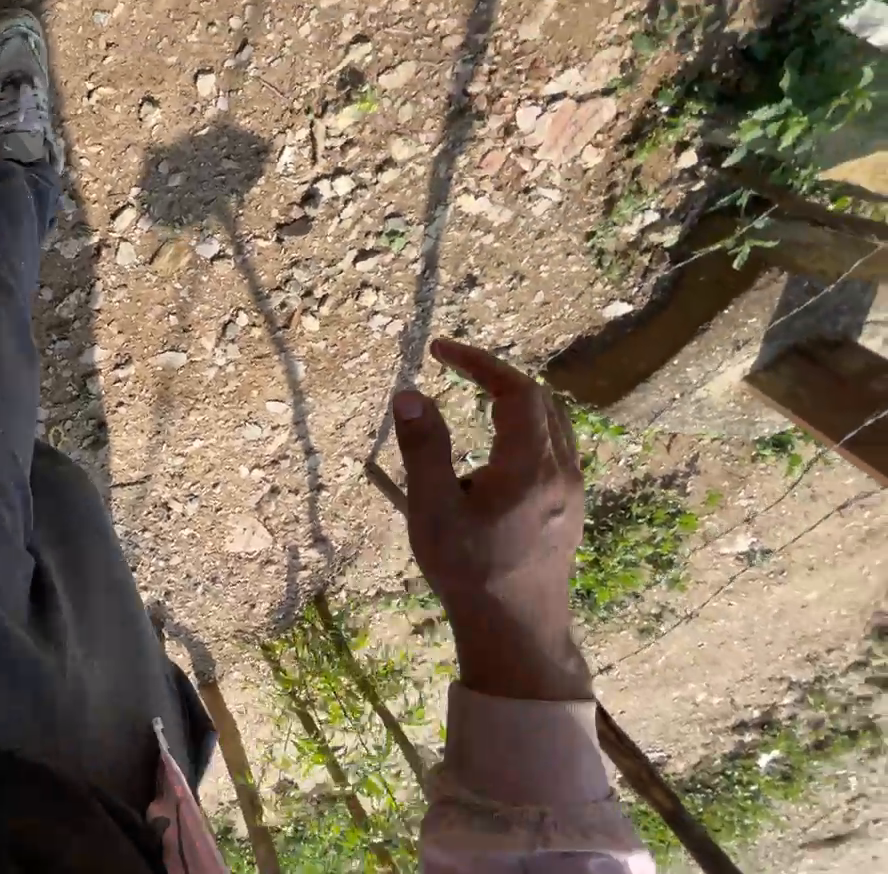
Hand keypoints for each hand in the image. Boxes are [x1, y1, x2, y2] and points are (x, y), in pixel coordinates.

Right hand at [391, 338, 593, 702]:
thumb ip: (423, 447)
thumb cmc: (468, 568)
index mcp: (531, 466)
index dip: (478, 362)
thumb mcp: (432, 508)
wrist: (517, 630)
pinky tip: (492, 442)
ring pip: (553, 423)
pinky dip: (523, 423)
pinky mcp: (567, 508)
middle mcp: (562, 471)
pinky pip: (553, 446)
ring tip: (470, 392)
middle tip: (450, 365)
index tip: (438, 350)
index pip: (515, 392)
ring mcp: (571, 491)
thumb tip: (408, 393)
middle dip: (494, 374)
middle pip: (541, 401)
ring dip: (513, 398)